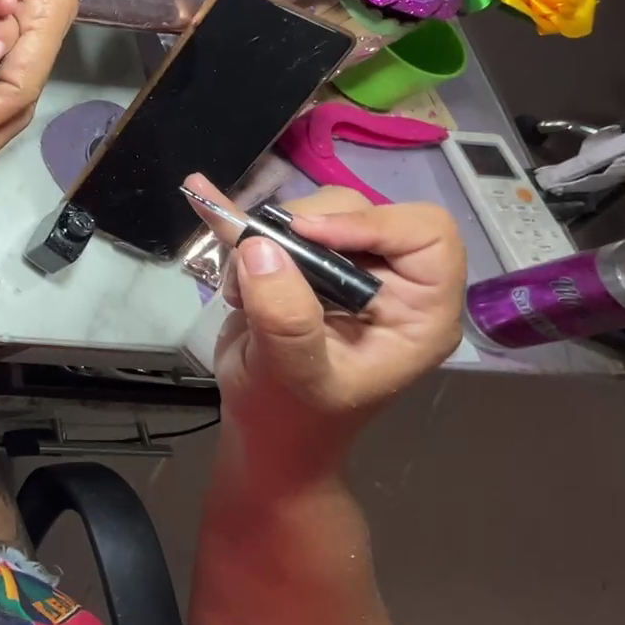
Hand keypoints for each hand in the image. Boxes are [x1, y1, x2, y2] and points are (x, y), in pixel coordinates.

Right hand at [184, 175, 466, 478]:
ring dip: (262, 237)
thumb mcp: (294, 373)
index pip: (423, 235)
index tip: (306, 237)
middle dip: (300, 229)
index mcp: (417, 311)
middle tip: (258, 259)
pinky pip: (268, 228)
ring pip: (308, 215)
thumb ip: (285, 317)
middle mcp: (386, 283)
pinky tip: (202, 195)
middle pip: (358, 213)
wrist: (262, 429)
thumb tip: (260, 247)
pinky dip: (233, 215)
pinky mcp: (294, 269)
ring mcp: (338, 273)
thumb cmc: (293, 415)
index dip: (368, 224)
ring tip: (239, 285)